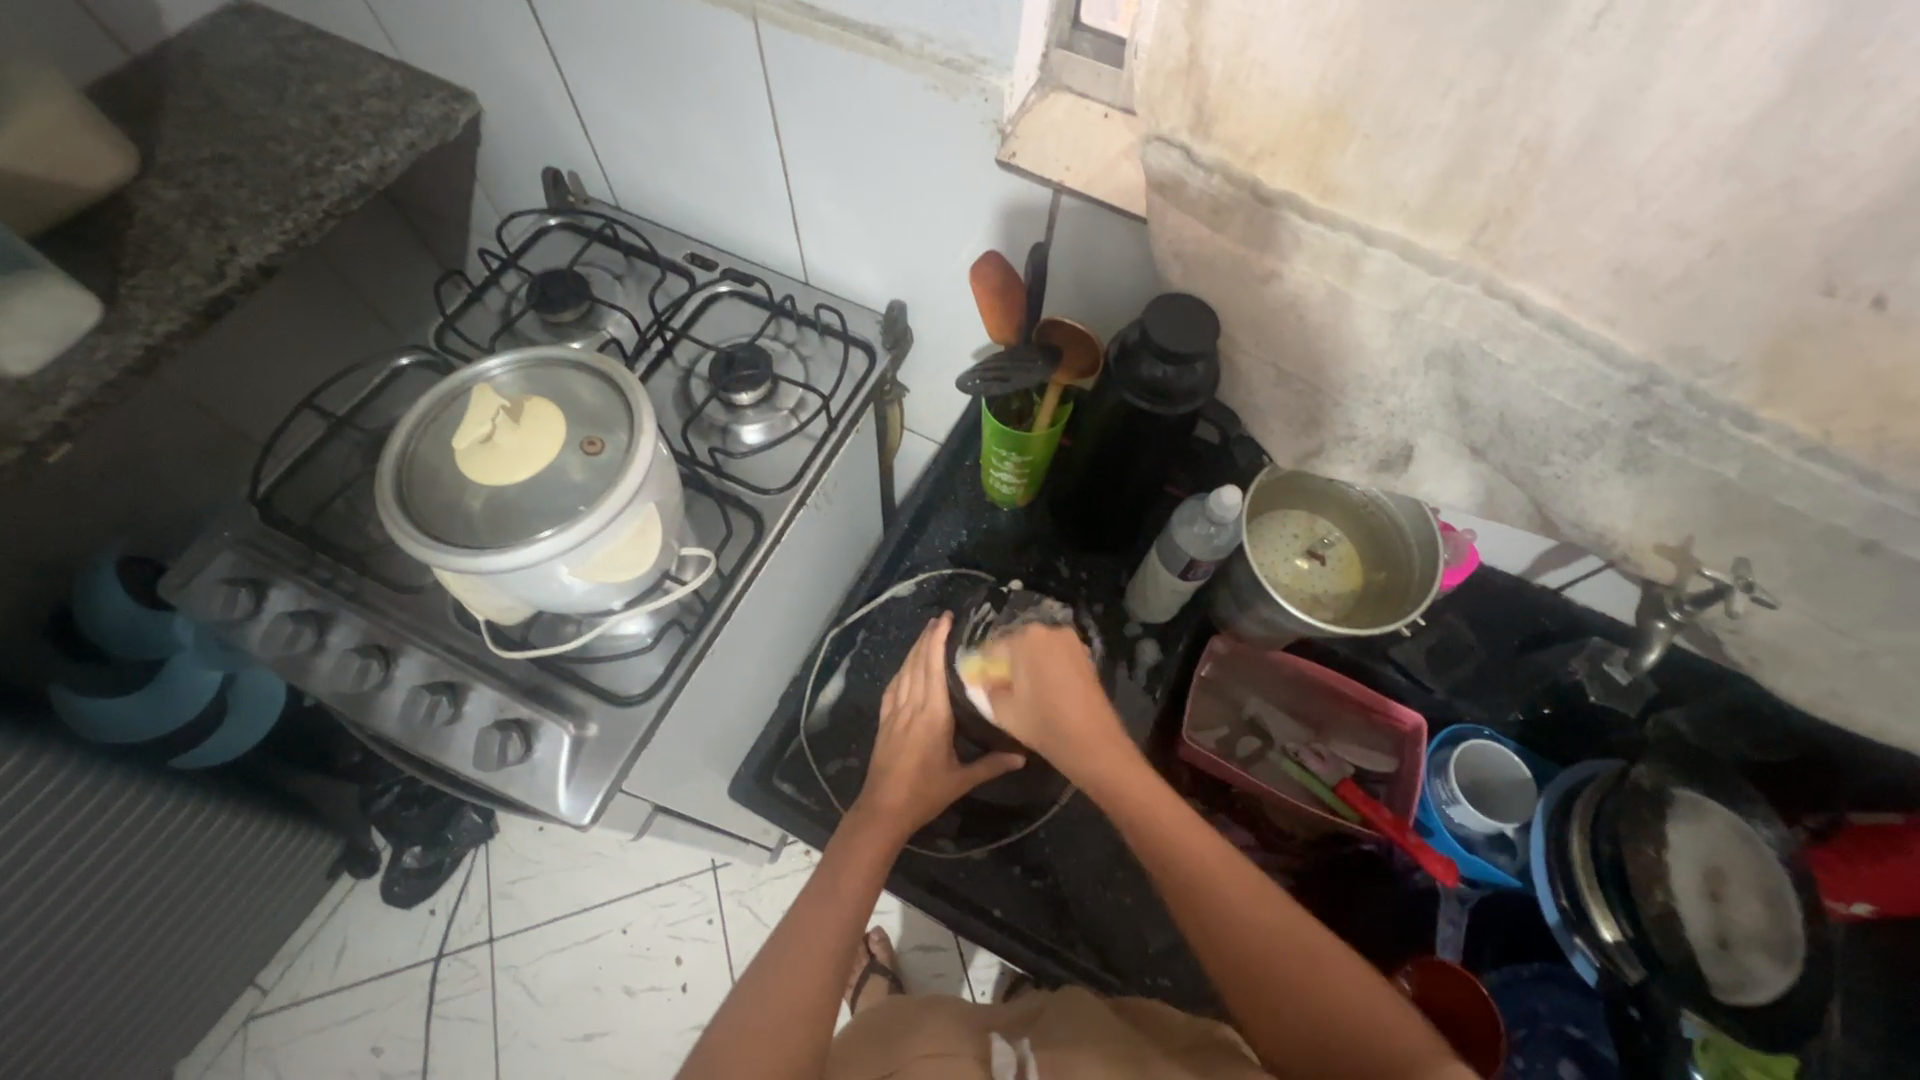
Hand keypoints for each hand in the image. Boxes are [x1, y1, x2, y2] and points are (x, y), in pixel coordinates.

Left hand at [852, 615, 1024, 840]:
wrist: (883, 810)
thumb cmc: (924, 794)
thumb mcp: (961, 780)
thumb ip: (991, 765)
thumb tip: (1022, 756)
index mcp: (932, 715)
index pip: (934, 668)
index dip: (938, 641)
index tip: (946, 621)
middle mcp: (912, 706)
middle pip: (918, 663)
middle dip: (928, 638)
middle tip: (940, 619)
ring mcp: (894, 713)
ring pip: (904, 672)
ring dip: (914, 650)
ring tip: (926, 633)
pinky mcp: (884, 722)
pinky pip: (893, 688)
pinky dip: (901, 671)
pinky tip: (906, 667)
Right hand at [981, 625, 1133, 780]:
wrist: (1093, 742)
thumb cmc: (1043, 723)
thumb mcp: (1003, 710)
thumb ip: (989, 689)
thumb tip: (989, 680)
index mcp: (1025, 638)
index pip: (993, 648)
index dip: (984, 666)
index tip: (979, 682)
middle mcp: (1050, 631)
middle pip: (1019, 644)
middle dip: (1009, 662)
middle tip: (1002, 686)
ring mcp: (1072, 642)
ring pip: (1040, 650)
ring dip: (1030, 665)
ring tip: (1024, 690)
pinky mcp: (1087, 657)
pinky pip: (1058, 658)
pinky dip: (1049, 669)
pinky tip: (1046, 690)